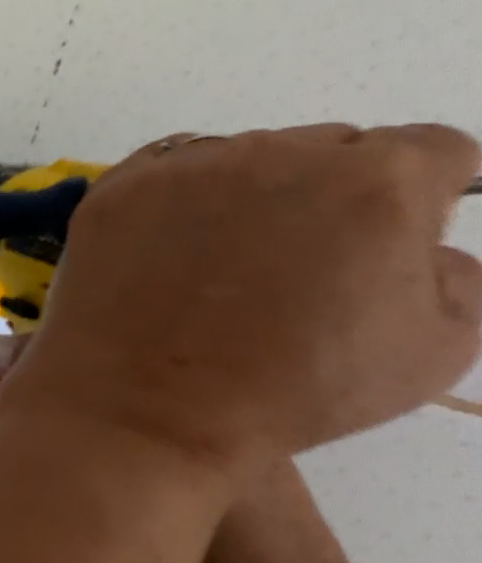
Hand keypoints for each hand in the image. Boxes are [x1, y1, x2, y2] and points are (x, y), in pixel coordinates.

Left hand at [0, 124, 481, 472]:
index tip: (384, 239)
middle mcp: (279, 155)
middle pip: (328, 152)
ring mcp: (184, 170)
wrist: (143, 410)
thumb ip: (456, 271)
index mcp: (379, 181)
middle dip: (328, 195)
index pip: (426, 152)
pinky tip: (169, 250)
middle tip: (293, 264)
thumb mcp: (438, 343)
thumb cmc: (293, 391)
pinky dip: (175, 200)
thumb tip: (419, 242)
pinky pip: (164, 173)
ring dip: (248, 194)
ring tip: (222, 265)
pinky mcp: (114, 191)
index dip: (417, 197)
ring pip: (243, 158)